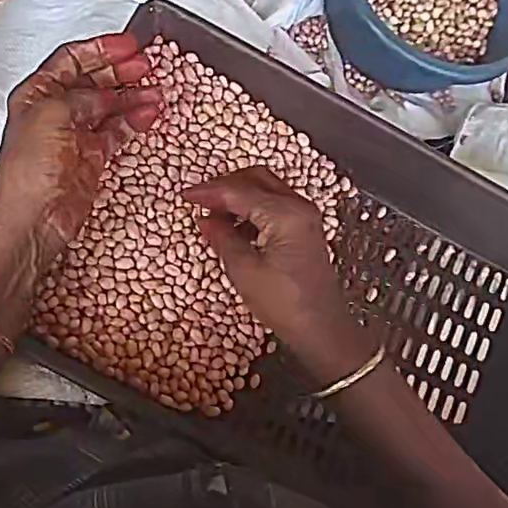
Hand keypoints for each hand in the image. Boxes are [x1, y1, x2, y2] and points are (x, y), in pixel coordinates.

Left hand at [0, 34, 161, 269]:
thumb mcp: (52, 116)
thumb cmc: (28, 170)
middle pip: (94, 81)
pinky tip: (148, 114)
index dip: (100, 49)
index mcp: (38, 94)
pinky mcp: (92, 159)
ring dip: (133, 97)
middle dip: (121, 71)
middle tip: (147, 65)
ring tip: (156, 90)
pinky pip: (117, 133)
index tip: (128, 45)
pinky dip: (133, 122)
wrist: (33, 218)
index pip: (72, 60)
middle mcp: (56, 112)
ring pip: (109, 107)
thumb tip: (107, 95)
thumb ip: (81, 98)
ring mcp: (76, 136)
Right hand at [183, 166, 366, 377]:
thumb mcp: (244, 271)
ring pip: (265, 190)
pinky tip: (235, 228)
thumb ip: (223, 238)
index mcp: (285, 214)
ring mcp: (304, 217)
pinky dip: (251, 209)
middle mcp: (298, 207)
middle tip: (200, 200)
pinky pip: (274, 206)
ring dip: (238, 196)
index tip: (186, 196)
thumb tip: (205, 219)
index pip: (239, 191)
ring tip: (213, 216)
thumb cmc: (284, 303)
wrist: (321, 328)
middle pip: (255, 179)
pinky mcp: (304, 230)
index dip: (209, 192)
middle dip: (225, 186)